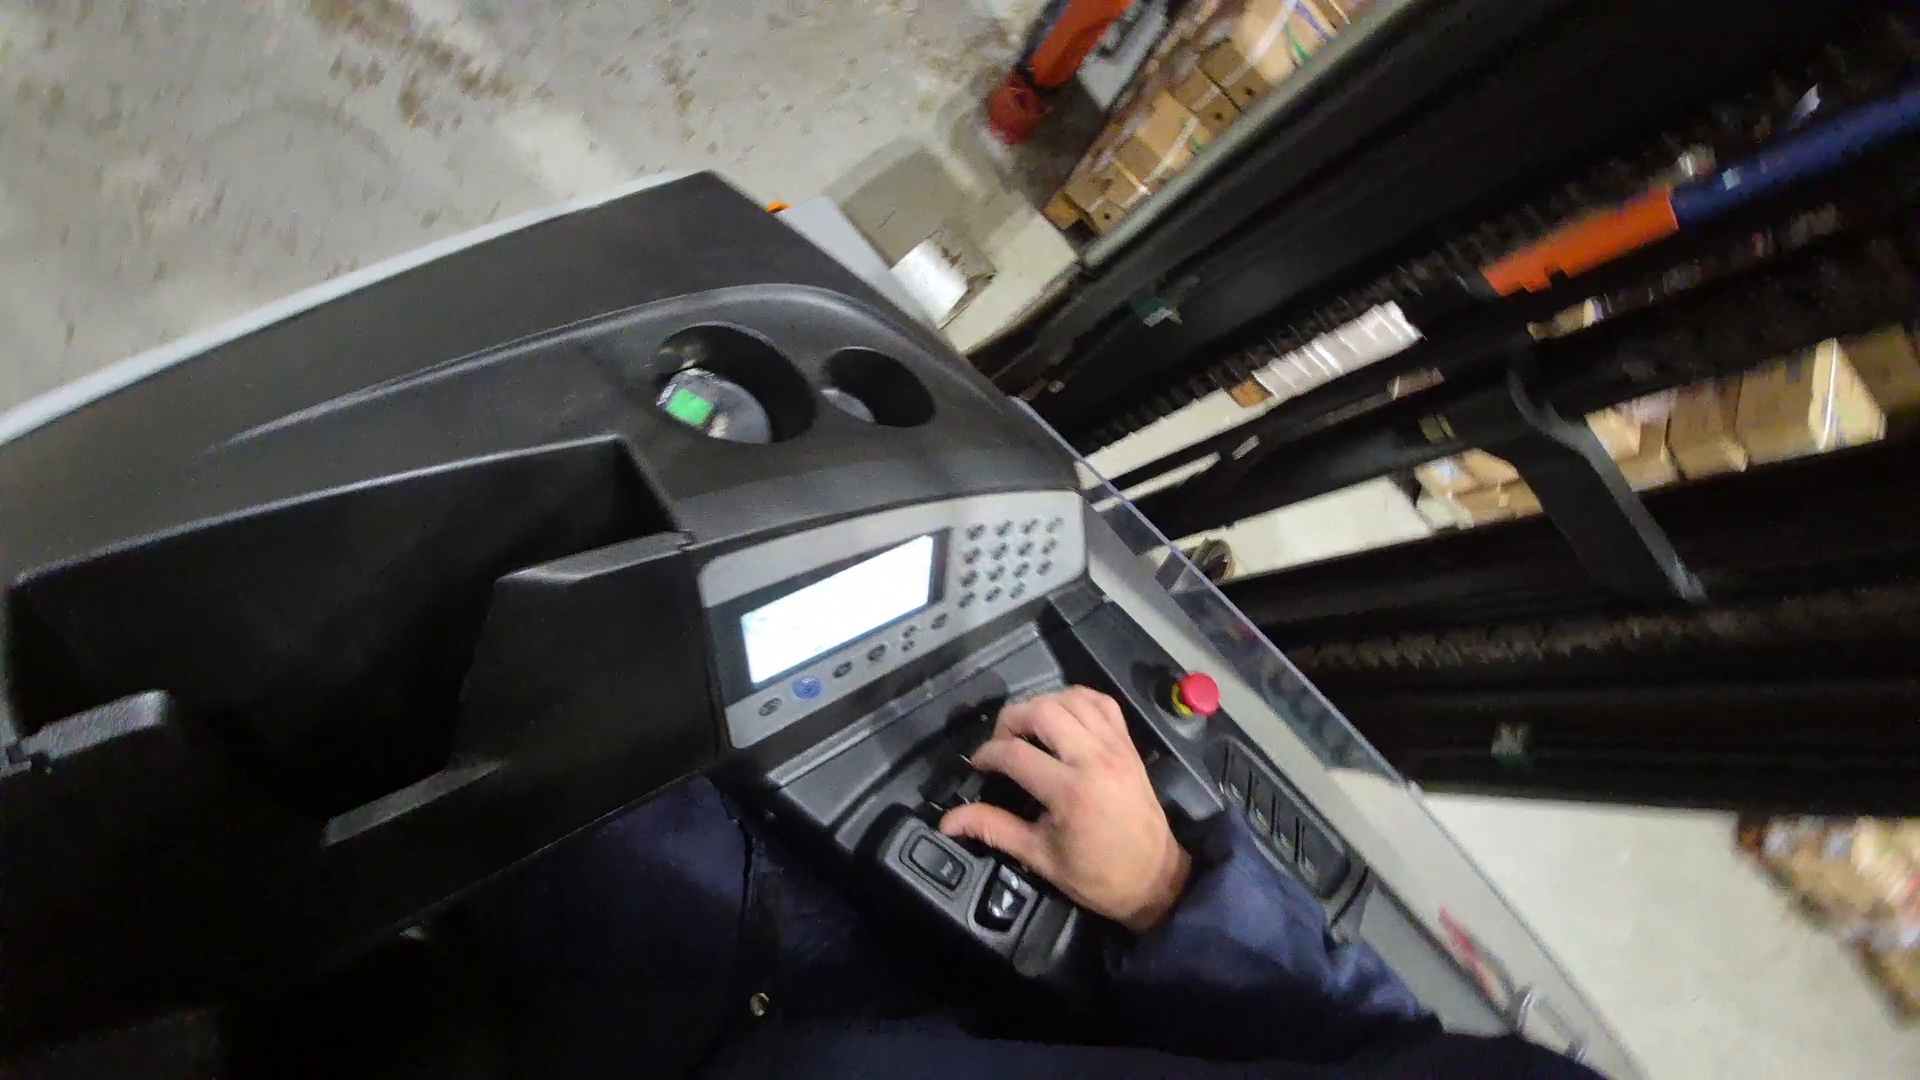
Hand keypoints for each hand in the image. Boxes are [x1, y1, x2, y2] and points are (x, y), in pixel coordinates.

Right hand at [939, 687, 1191, 933]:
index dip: (988, 755)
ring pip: (1070, 698)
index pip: (1015, 753)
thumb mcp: (1040, 857)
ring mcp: (1115, 746)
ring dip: (1041, 705)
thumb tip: (948, 821)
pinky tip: (1061, 715)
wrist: (1156, 878)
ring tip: (1028, 729)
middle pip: (1042, 712)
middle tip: (1001, 742)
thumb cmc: (1097, 875)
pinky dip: (1076, 699)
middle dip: (1011, 719)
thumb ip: (994, 829)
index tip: (980, 765)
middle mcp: (1094, 758)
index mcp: (1070, 792)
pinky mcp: (1128, 742)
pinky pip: (1101, 701)